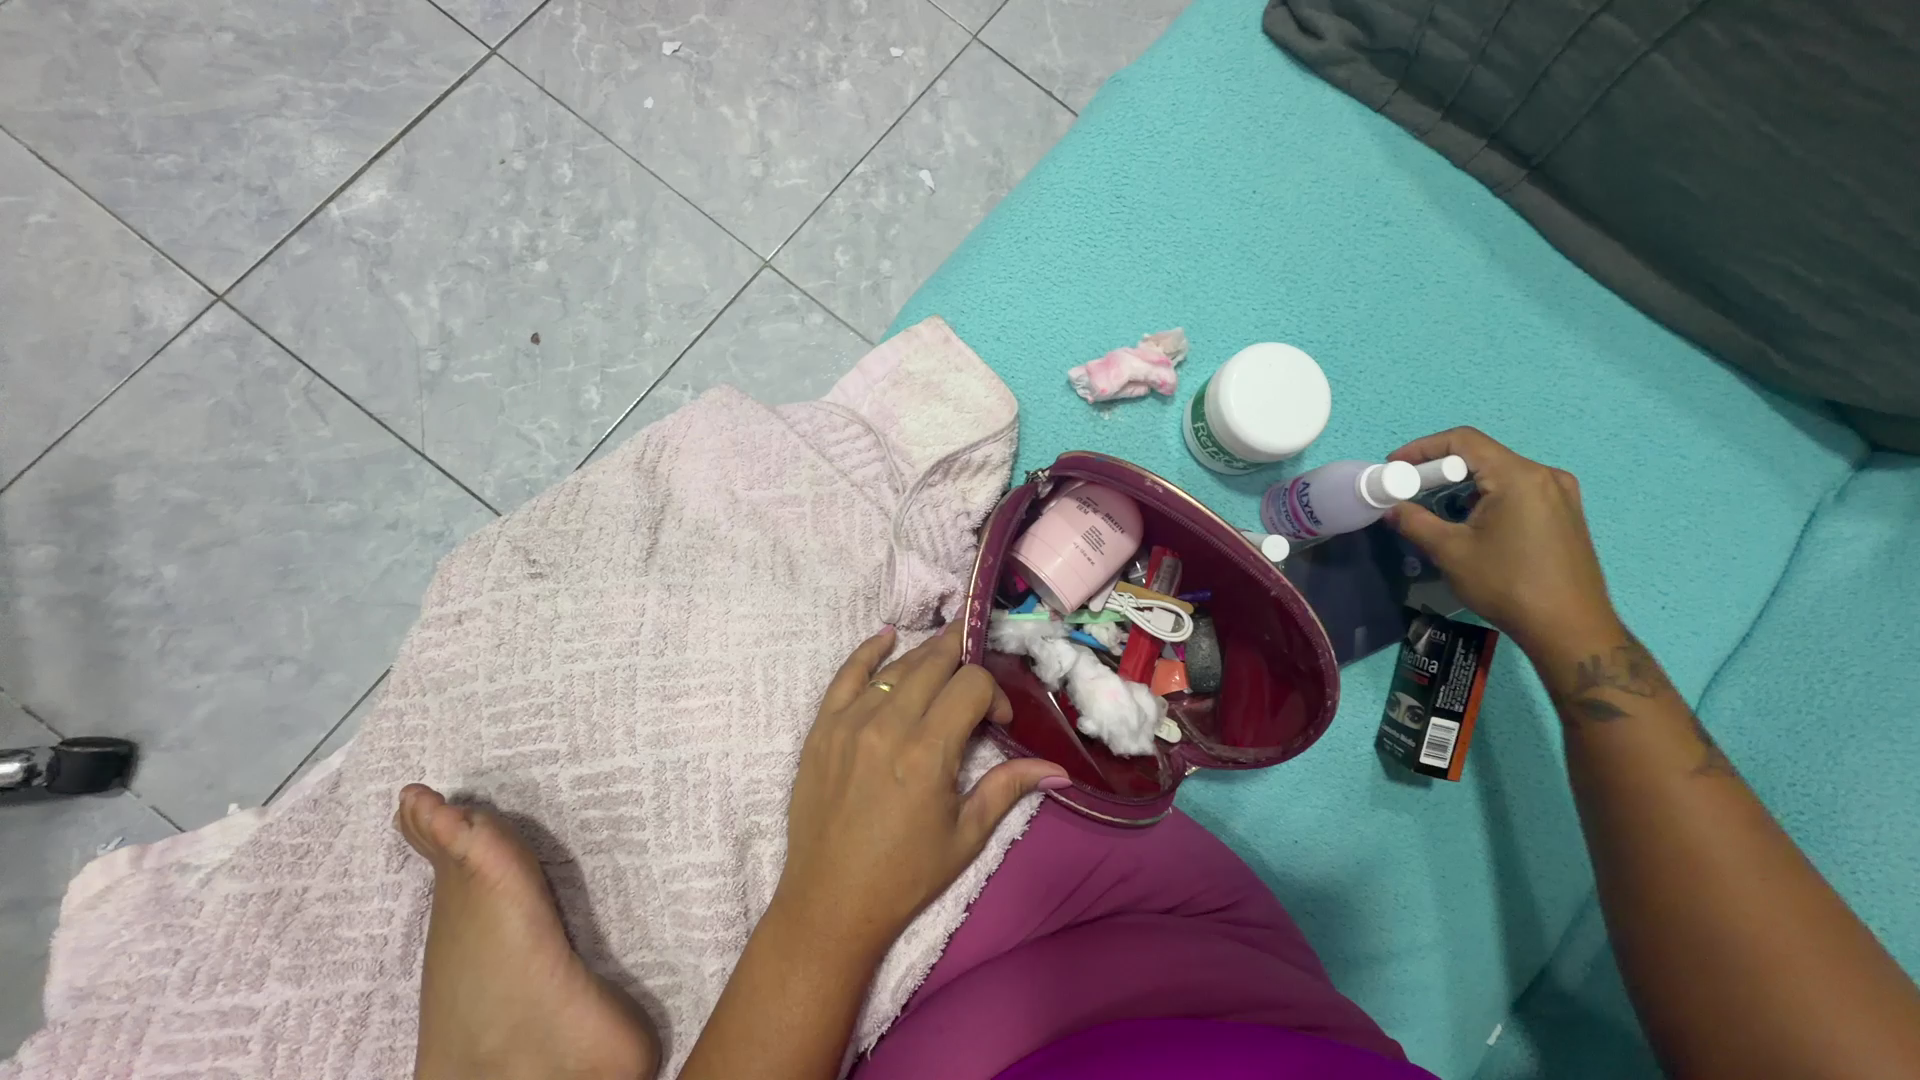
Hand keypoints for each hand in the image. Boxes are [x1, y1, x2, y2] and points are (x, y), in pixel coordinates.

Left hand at [773, 626, 1069, 957]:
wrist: (830, 904)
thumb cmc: (905, 876)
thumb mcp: (966, 837)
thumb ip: (1008, 788)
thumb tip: (1058, 768)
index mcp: (927, 753)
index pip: (971, 686)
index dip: (994, 694)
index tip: (997, 722)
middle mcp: (887, 726)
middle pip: (934, 663)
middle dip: (964, 658)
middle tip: (977, 672)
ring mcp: (848, 723)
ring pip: (896, 667)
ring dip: (926, 657)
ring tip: (948, 656)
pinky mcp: (821, 730)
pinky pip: (845, 675)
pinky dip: (868, 651)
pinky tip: (888, 636)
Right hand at [1385, 427, 1619, 654]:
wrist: (1569, 627)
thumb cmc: (1508, 584)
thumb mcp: (1451, 552)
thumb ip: (1415, 522)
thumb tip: (1390, 509)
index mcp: (1519, 476)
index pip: (1464, 441)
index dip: (1422, 448)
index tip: (1393, 467)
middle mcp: (1545, 476)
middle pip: (1482, 456)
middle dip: (1439, 470)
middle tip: (1408, 491)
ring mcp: (1560, 495)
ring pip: (1499, 475)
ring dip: (1462, 486)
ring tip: (1434, 509)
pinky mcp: (1564, 514)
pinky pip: (1517, 491)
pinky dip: (1485, 497)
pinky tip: (1469, 523)